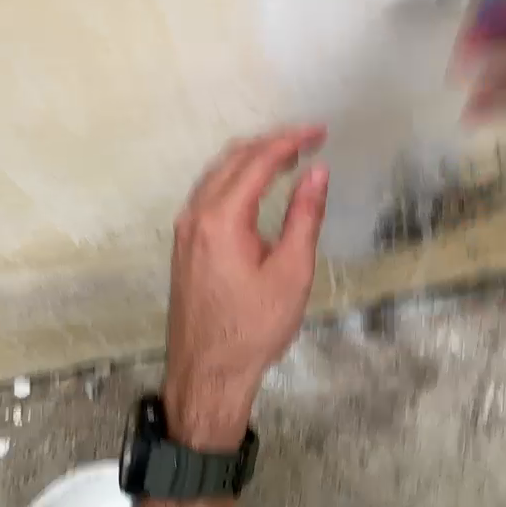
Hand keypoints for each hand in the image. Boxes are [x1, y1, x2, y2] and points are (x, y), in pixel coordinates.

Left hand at [163, 126, 329, 449]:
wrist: (207, 374)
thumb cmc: (254, 327)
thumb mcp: (292, 272)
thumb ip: (304, 216)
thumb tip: (317, 172)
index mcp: (222, 219)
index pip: (258, 162)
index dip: (291, 141)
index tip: (320, 132)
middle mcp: (196, 214)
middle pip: (233, 158)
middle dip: (272, 142)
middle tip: (310, 139)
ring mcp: (185, 228)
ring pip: (217, 172)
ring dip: (252, 157)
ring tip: (290, 156)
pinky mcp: (184, 242)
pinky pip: (209, 191)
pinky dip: (236, 176)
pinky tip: (257, 184)